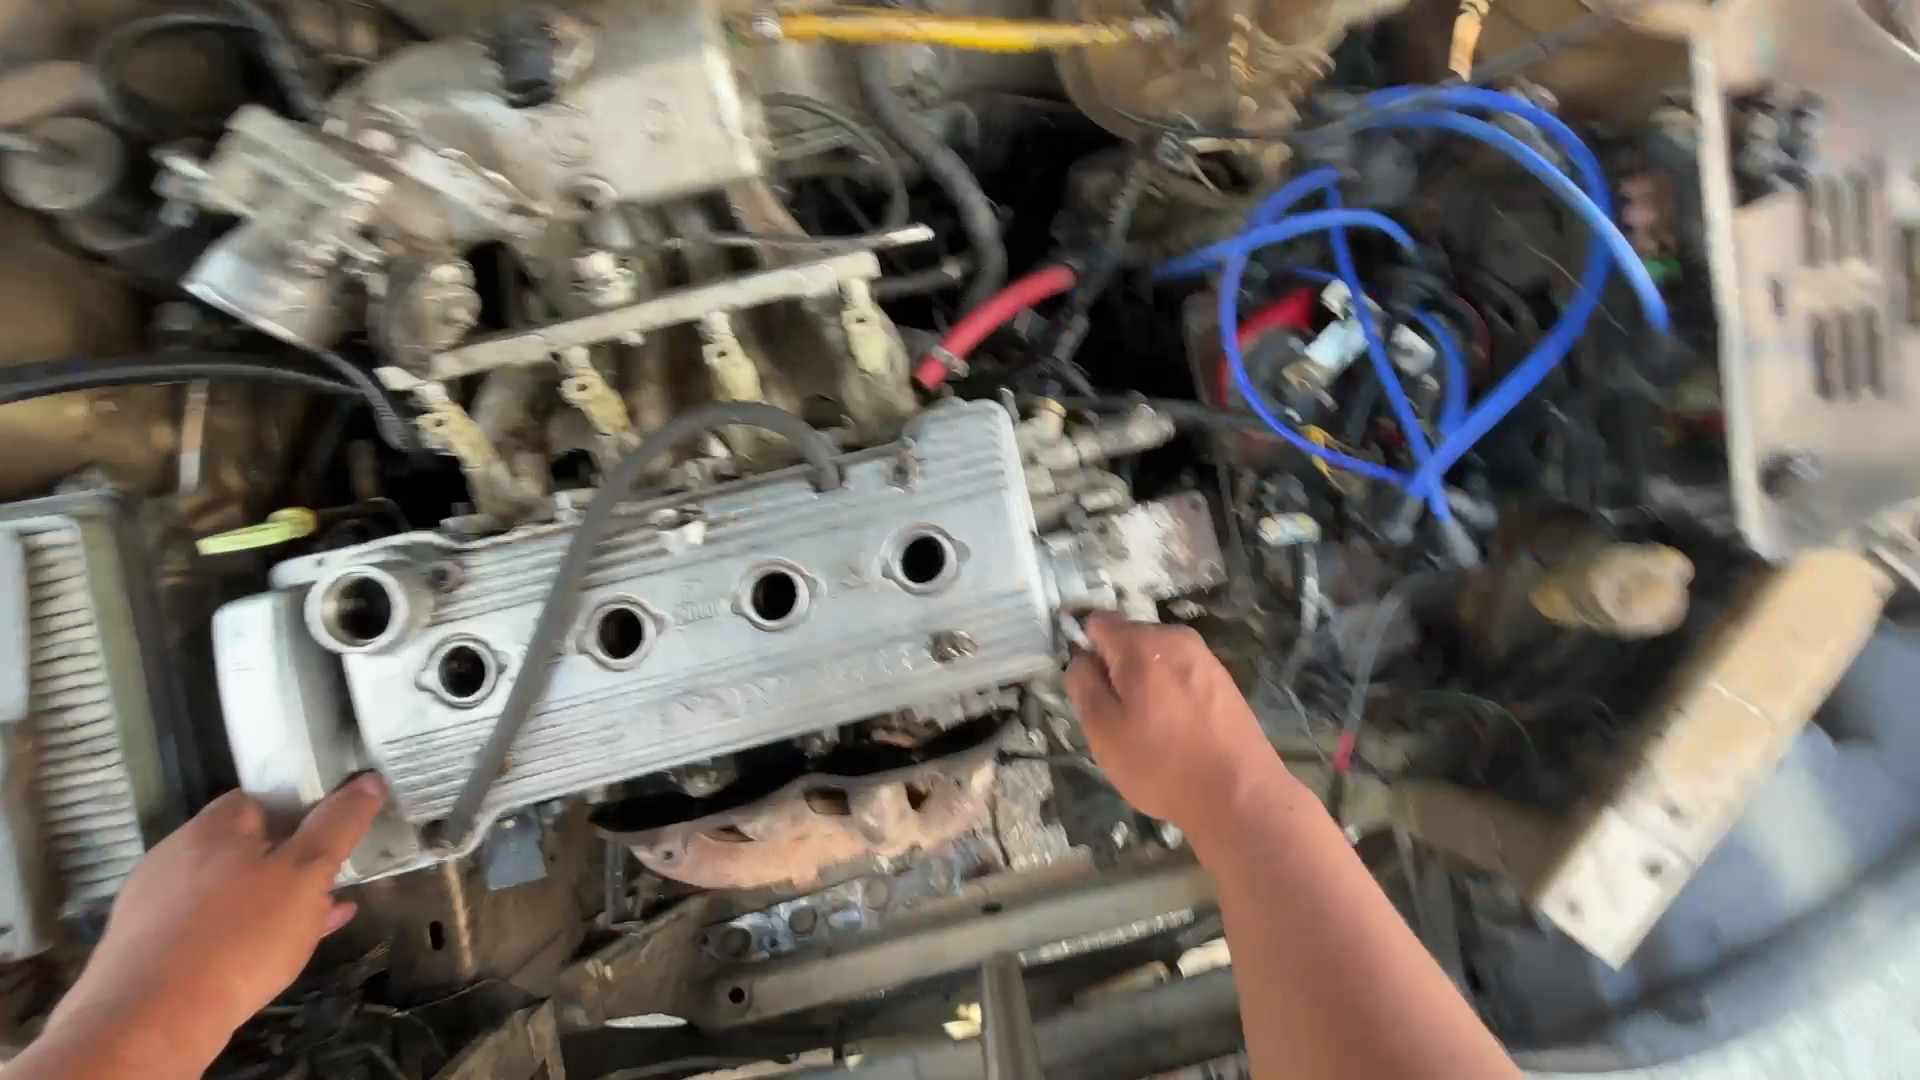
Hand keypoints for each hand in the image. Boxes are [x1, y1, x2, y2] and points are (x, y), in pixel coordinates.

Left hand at [39, 776, 387, 1072]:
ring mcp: (158, 909)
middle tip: (337, 867)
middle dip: (297, 852)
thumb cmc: (237, 935)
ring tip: (326, 905)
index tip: (341, 820)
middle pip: (250, 843)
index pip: (262, 796)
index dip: (305, 802)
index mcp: (209, 831)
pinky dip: (257, 924)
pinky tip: (296, 937)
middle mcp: (174, 861)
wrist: (146, 1030)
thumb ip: (340, 823)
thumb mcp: (307, 871)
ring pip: (237, 886)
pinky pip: (220, 924)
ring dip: (281, 891)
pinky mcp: (154, 951)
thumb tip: (369, 781)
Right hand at [1065, 615, 1282, 829]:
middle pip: (1127, 640)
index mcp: (1140, 641)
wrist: (1241, 796)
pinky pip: (1180, 674)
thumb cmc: (1160, 763)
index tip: (1088, 688)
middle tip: (1117, 718)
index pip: (1096, 622)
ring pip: (1154, 659)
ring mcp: (1204, 657)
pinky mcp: (1223, 679)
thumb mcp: (1102, 729)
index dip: (1084, 650)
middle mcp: (1175, 636)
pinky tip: (1176, 732)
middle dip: (1115, 670)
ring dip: (1143, 684)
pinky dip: (1169, 694)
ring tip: (1148, 729)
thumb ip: (1082, 683)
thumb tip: (1080, 658)